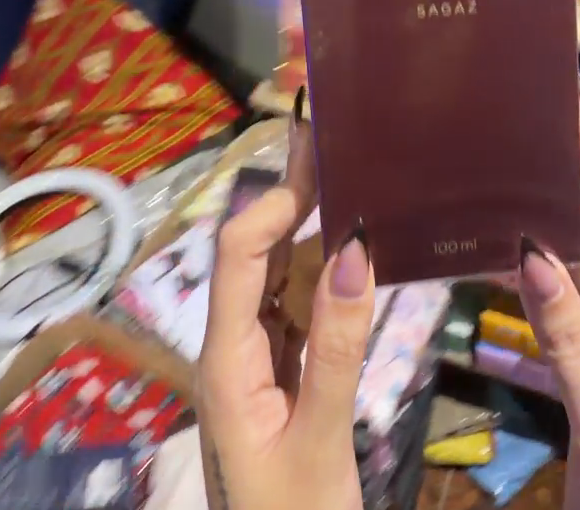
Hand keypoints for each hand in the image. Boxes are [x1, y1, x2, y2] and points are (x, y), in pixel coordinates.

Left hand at [199, 99, 375, 509]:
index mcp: (225, 359)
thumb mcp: (319, 440)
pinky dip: (328, 274)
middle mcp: (234, 345)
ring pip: (281, 276)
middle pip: (255, 254)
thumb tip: (355, 247)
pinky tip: (355, 249)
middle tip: (330, 139)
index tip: (323, 166)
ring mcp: (258, 357)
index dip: (274, 205)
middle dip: (290, 197)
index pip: (238, 257)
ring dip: (313, 230)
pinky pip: (302, 306)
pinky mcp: (282, 370)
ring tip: (351, 179)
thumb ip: (337, 346)